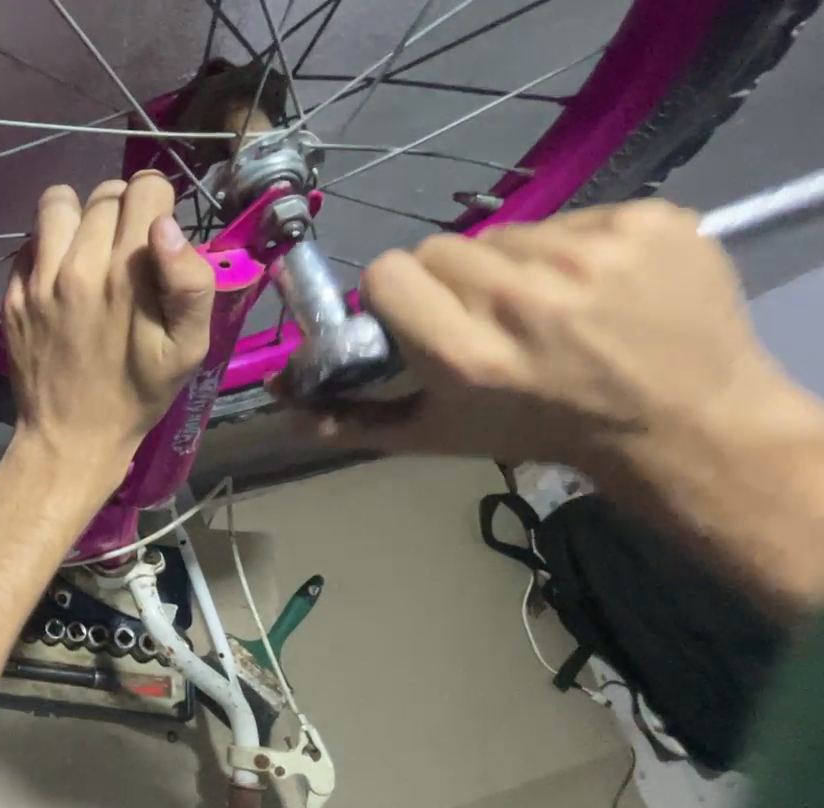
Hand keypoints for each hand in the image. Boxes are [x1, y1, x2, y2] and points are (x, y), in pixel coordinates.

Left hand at [2, 172, 216, 489]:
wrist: (70, 436)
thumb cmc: (137, 393)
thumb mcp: (188, 347)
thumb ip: (190, 281)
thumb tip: (167, 224)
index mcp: (128, 271)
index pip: (145, 188)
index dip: (158, 204)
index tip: (156, 233)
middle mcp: (78, 265)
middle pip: (104, 195)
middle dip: (122, 211)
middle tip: (125, 251)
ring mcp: (38, 280)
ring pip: (56, 203)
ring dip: (77, 217)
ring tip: (88, 249)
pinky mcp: (12, 296)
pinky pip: (27, 243)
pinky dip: (45, 248)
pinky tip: (59, 277)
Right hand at [304, 199, 791, 471]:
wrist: (680, 420)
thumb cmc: (536, 430)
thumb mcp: (434, 437)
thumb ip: (350, 420)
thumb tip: (280, 407)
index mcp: (464, 354)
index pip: (389, 272)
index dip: (393, 291)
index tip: (412, 313)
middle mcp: (523, 300)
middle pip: (440, 247)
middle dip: (446, 279)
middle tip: (476, 314)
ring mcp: (594, 255)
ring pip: (504, 232)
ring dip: (508, 263)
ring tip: (542, 304)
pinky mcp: (650, 223)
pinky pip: (572, 217)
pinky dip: (570, 248)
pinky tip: (593, 284)